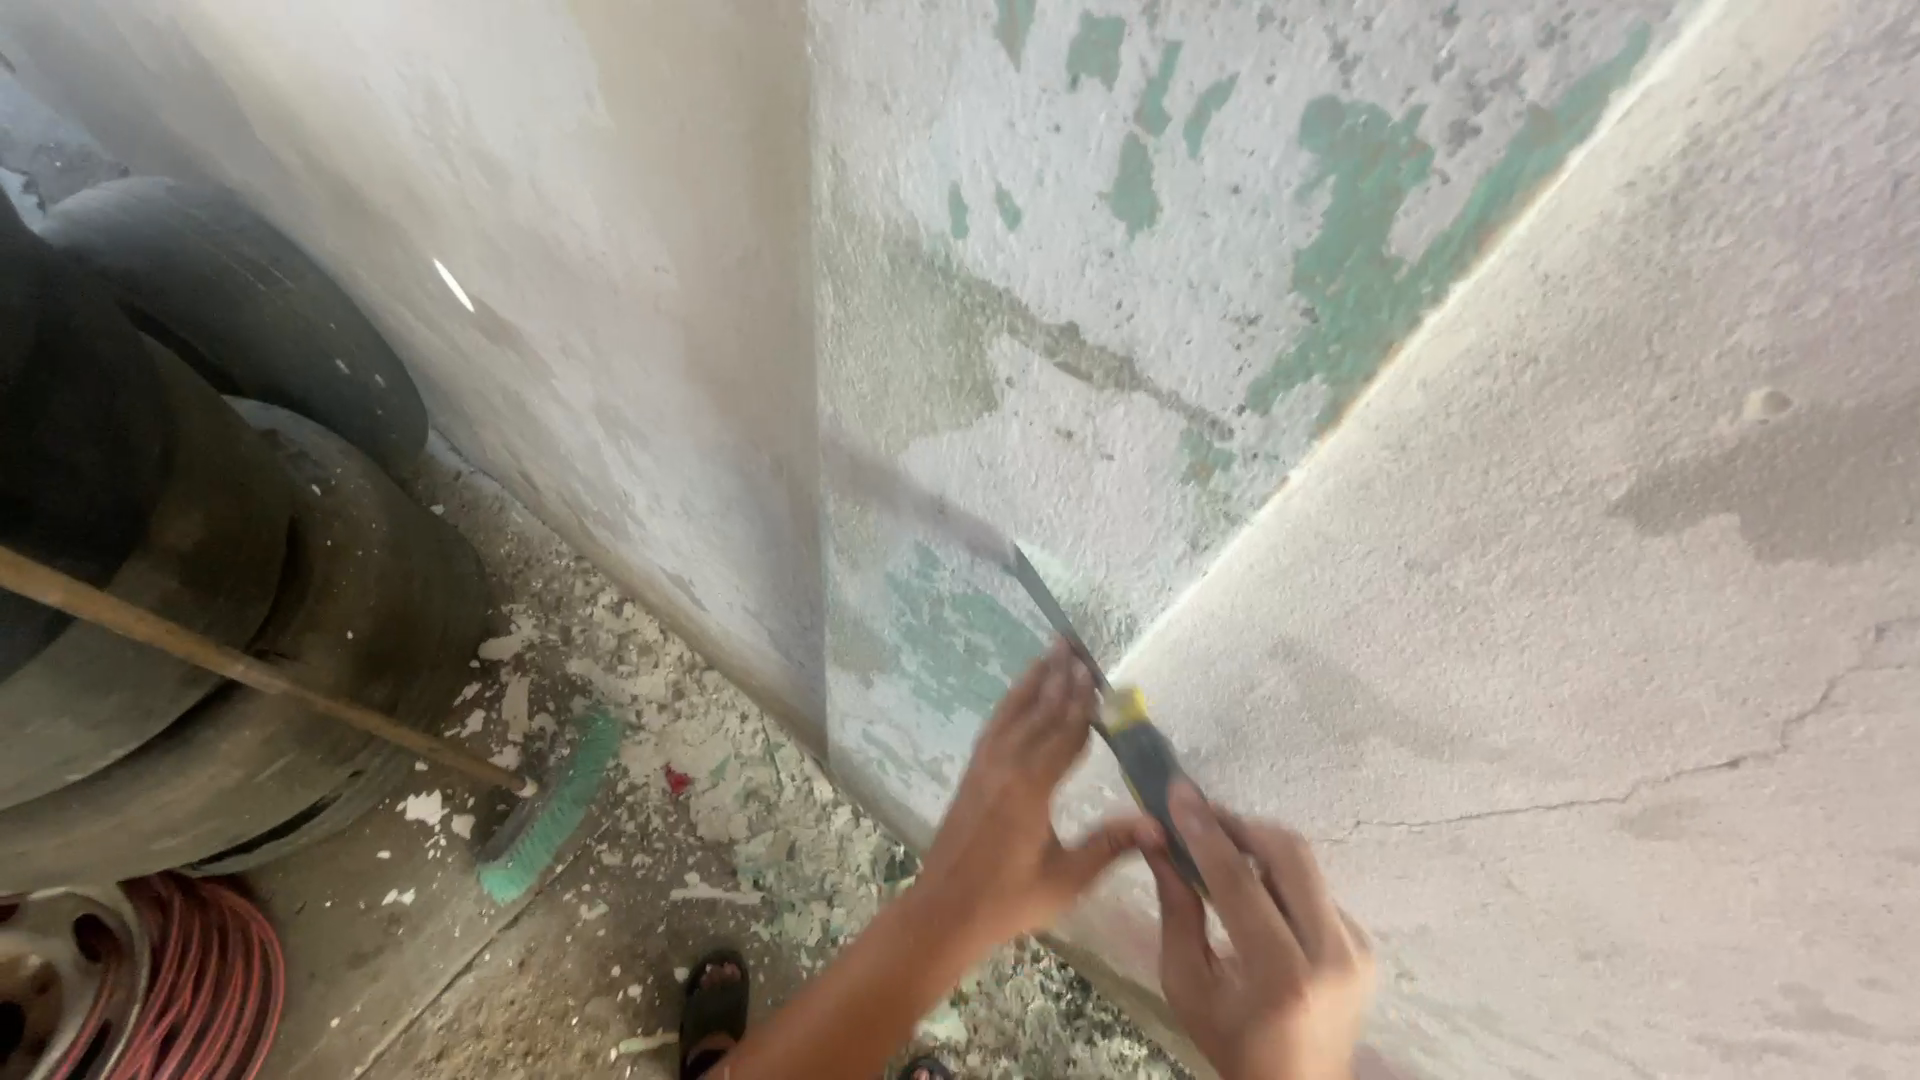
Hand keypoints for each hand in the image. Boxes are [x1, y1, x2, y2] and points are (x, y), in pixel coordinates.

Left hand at [913, 642, 1160, 949]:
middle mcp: (1006, 764)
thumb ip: (1110, 845)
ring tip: (1050, 651)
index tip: (1097, 673)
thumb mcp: (1066, 878)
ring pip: (1013, 710)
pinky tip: (1020, 694)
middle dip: (1059, 677)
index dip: (1083, 703)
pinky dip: (1011, 702)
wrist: (944, 909)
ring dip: (1033, 680)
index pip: (1065, 734)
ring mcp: (984, 764)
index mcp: (1031, 786)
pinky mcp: (973, 770)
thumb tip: (1160, 825)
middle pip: (1039, 711)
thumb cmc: (1008, 899)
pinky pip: (996, 724)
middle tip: (1075, 645)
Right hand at [1149, 785, 1373, 1079]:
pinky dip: (1276, 876)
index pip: (1239, 881)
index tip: (1178, 793)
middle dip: (1240, 825)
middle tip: (1200, 815)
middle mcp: (1332, 956)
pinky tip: (1252, 889)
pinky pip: (1314, 888)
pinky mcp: (1364, 944)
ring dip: (1257, 845)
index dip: (1205, 831)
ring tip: (1219, 847)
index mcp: (1281, 976)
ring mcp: (1357, 949)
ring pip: (1305, 865)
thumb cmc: (1231, 1043)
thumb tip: (1157, 841)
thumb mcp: (1187, 983)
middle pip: (1289, 855)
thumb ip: (1176, 908)